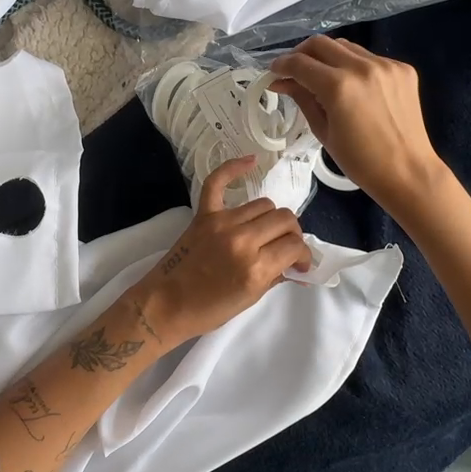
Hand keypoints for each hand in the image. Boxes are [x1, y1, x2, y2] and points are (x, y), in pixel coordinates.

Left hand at [133, 156, 312, 343]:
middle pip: (284, 219)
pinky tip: (251, 161)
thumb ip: (277, 276)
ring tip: (267, 231)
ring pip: (263, 204)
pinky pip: (218, 181)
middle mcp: (242, 240)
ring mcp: (221, 223)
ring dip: (271, 217)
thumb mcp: (251, 298)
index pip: (295, 246)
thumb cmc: (210, 309)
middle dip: (292, 234)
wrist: (166, 304)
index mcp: (256, 268)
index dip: (304, 255)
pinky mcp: (203, 214)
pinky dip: (233, 168)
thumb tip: (301, 268)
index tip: (300, 263)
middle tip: (286, 247)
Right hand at [268, 35, 449, 206]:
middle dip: (301, 53)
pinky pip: (368, 57)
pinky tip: (353, 86)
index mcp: (339, 86)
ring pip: (345, 46)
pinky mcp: (403, 69)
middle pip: (321, 44)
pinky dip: (354, 65)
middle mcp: (362, 67)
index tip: (274, 71)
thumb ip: (302, 98)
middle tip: (294, 70)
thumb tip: (280, 82)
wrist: (408, 173)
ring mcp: (386, 65)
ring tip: (323, 76)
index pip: (300, 63)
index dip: (282, 65)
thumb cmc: (360, 162)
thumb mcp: (323, 131)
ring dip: (328, 57)